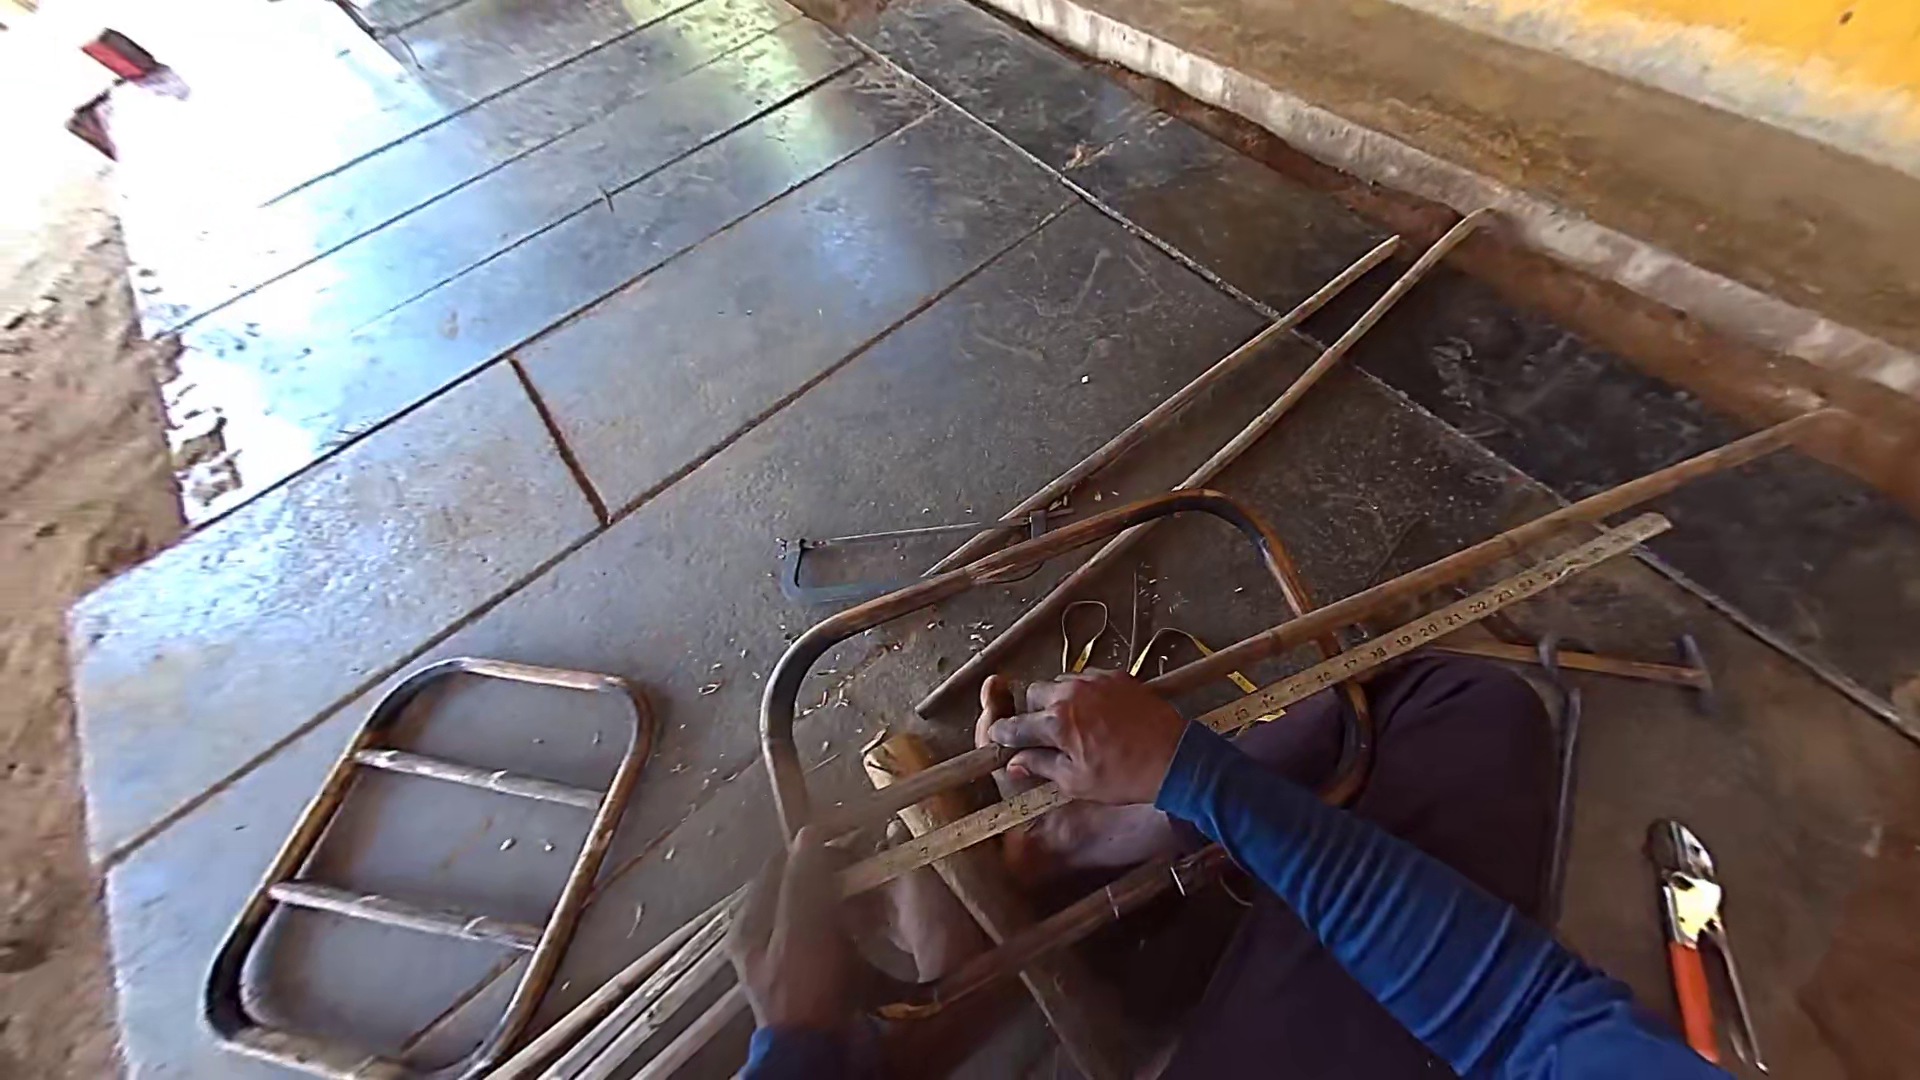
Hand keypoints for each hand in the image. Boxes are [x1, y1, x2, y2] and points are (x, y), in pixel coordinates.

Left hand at [726, 826, 851, 1031]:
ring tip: (862, 878)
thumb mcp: (800, 930)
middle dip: (825, 866)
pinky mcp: (802, 962)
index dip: (810, 846)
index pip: (779, 863)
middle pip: (794, 880)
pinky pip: (821, 919)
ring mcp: (779, 949)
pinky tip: (859, 909)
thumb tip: (808, 832)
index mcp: (748, 922)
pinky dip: (839, 908)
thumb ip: (802, 881)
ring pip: (809, 898)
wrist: (815, 1052)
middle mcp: (757, 931)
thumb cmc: (803, 988)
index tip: (843, 837)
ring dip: (835, 886)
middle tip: (857, 857)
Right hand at [986, 669, 1187, 804]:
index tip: (999, 736)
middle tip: (1048, 732)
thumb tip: (1015, 763)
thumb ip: (1041, 766)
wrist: (1175, 759)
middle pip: (1035, 694)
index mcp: (1056, 722)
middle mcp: (1070, 693)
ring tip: (1076, 722)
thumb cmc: (1125, 776)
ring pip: (1061, 683)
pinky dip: (1086, 693)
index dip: (1003, 732)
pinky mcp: (1116, 676)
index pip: (1016, 725)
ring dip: (1060, 699)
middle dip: (1034, 711)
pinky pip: (1088, 679)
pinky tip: (1098, 713)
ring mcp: (1095, 681)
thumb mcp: (1076, 781)